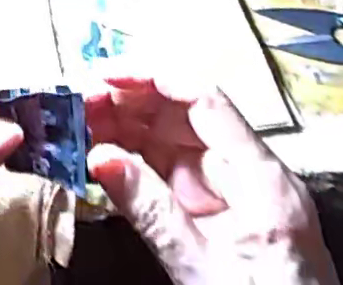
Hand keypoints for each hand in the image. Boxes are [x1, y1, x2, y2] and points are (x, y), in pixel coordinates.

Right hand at [85, 75, 336, 284]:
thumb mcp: (206, 271)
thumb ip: (153, 212)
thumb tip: (98, 155)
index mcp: (262, 180)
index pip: (204, 101)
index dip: (151, 78)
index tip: (103, 77)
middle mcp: (246, 174)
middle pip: (181, 113)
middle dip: (126, 102)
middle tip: (80, 104)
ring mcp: (228, 191)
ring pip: (167, 135)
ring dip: (121, 124)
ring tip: (81, 125)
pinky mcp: (210, 210)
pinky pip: (164, 165)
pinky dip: (129, 154)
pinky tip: (99, 152)